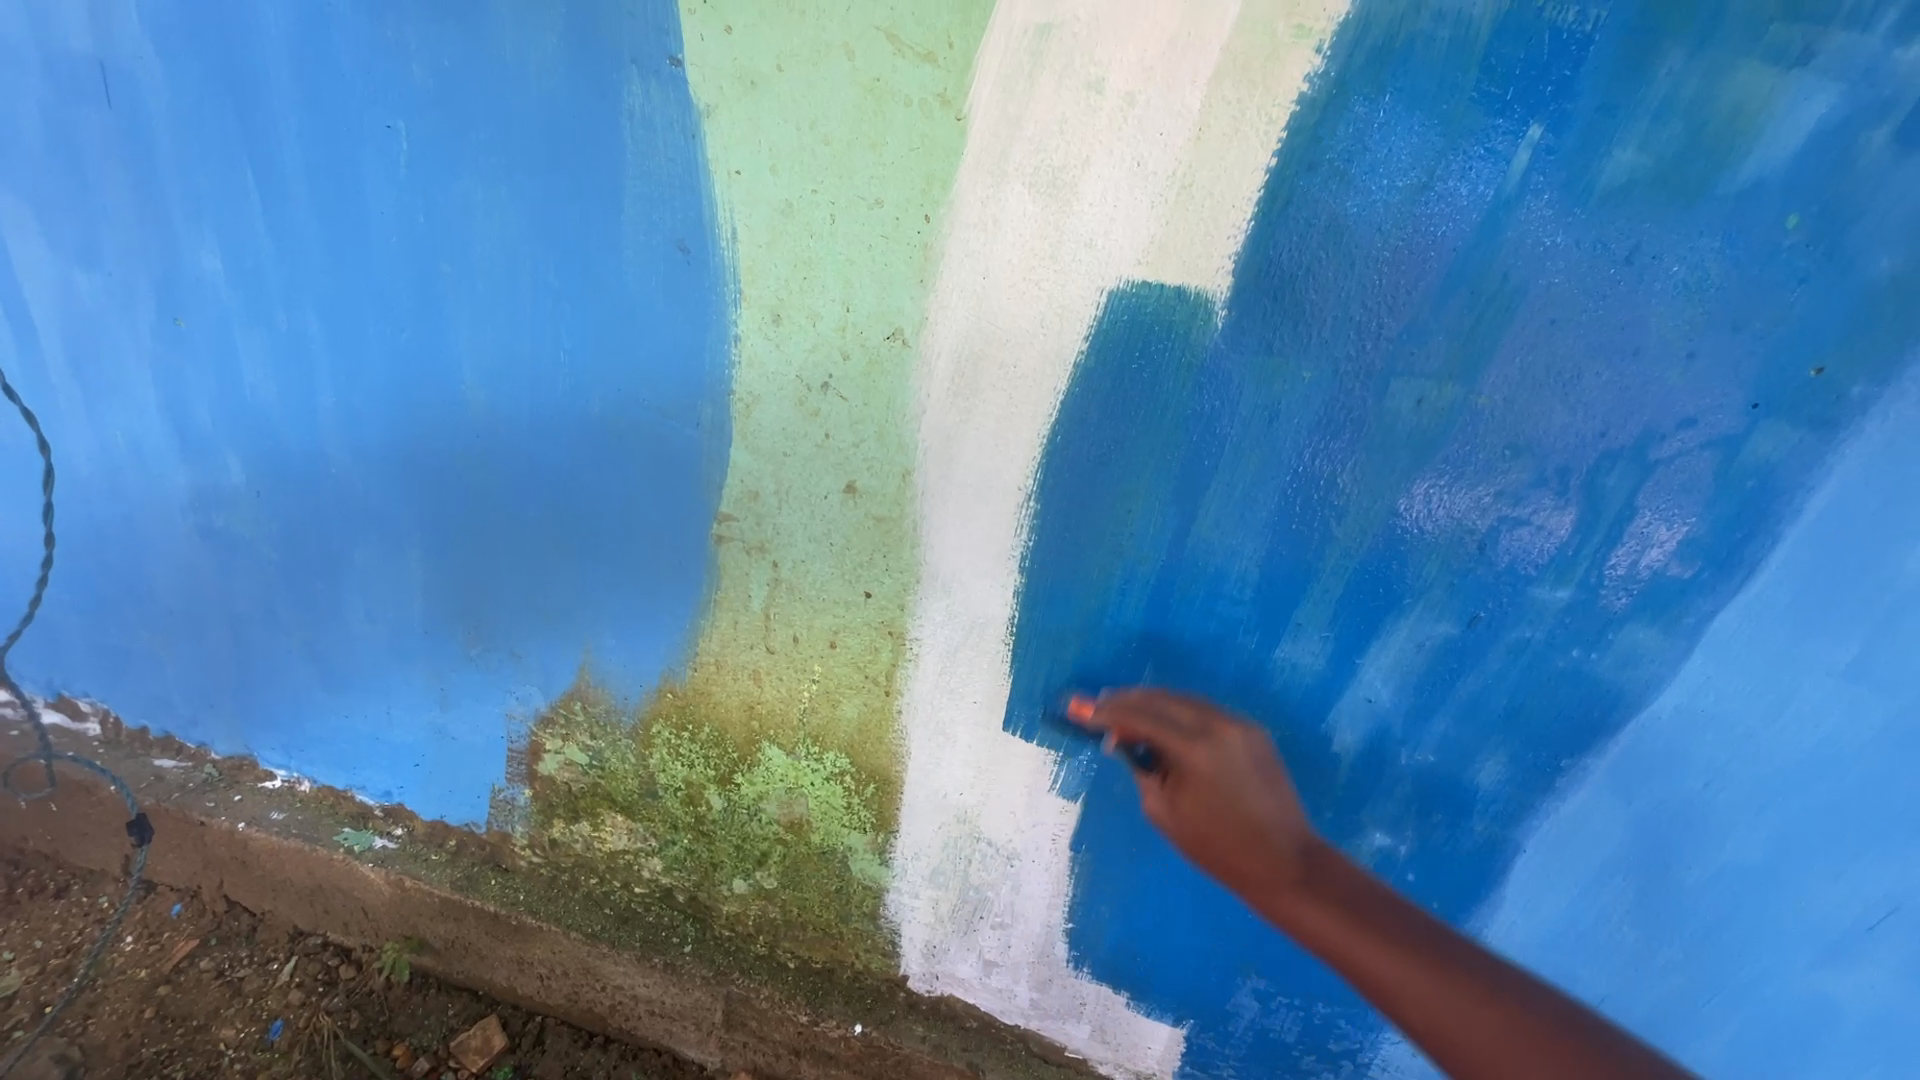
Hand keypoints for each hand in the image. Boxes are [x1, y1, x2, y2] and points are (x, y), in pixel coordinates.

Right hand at [1070, 688, 1321, 899]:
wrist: (1284, 862)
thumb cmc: (1217, 847)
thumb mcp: (1164, 811)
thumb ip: (1141, 768)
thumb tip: (1125, 741)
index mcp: (1195, 747)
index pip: (1141, 715)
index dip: (1106, 712)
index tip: (1080, 710)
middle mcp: (1218, 724)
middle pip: (1161, 699)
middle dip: (1126, 701)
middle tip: (1097, 708)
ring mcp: (1239, 724)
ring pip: (1183, 700)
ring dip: (1152, 704)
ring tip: (1124, 715)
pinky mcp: (1252, 730)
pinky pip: (1204, 712)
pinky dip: (1177, 713)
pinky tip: (1161, 725)